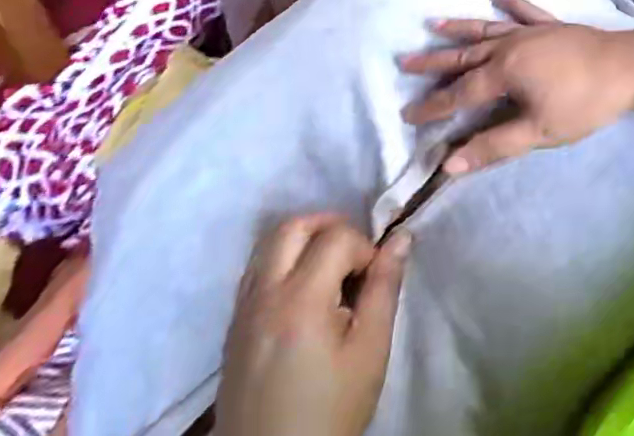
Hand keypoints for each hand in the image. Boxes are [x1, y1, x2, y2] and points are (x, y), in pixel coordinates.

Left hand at [215, 213, 408, 435]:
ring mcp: (241, 312)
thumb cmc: (331, 408)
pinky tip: (307, 293)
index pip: (335, 236)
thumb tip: (401, 237)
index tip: (375, 278)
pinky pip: (256, 272)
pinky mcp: (233, 329)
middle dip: (330, 226)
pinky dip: (284, 263)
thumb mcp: (371, 349)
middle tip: (355, 254)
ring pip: (267, 245)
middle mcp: (262, 296)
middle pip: (291, 227)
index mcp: (299, 301)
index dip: (365, 247)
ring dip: (304, 241)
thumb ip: (385, 287)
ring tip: (333, 271)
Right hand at [399, 0, 633, 173]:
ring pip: (488, 28)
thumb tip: (448, 164)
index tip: (406, 114)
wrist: (629, 66)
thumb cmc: (584, 102)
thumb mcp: (540, 132)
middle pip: (465, 55)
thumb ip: (494, 146)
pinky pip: (526, 10)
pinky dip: (511, 3)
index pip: (460, 93)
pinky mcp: (553, 25)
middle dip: (434, 61)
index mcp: (504, 72)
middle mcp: (511, 45)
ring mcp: (533, 31)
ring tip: (434, 23)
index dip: (433, 107)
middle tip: (403, 61)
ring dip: (461, 28)